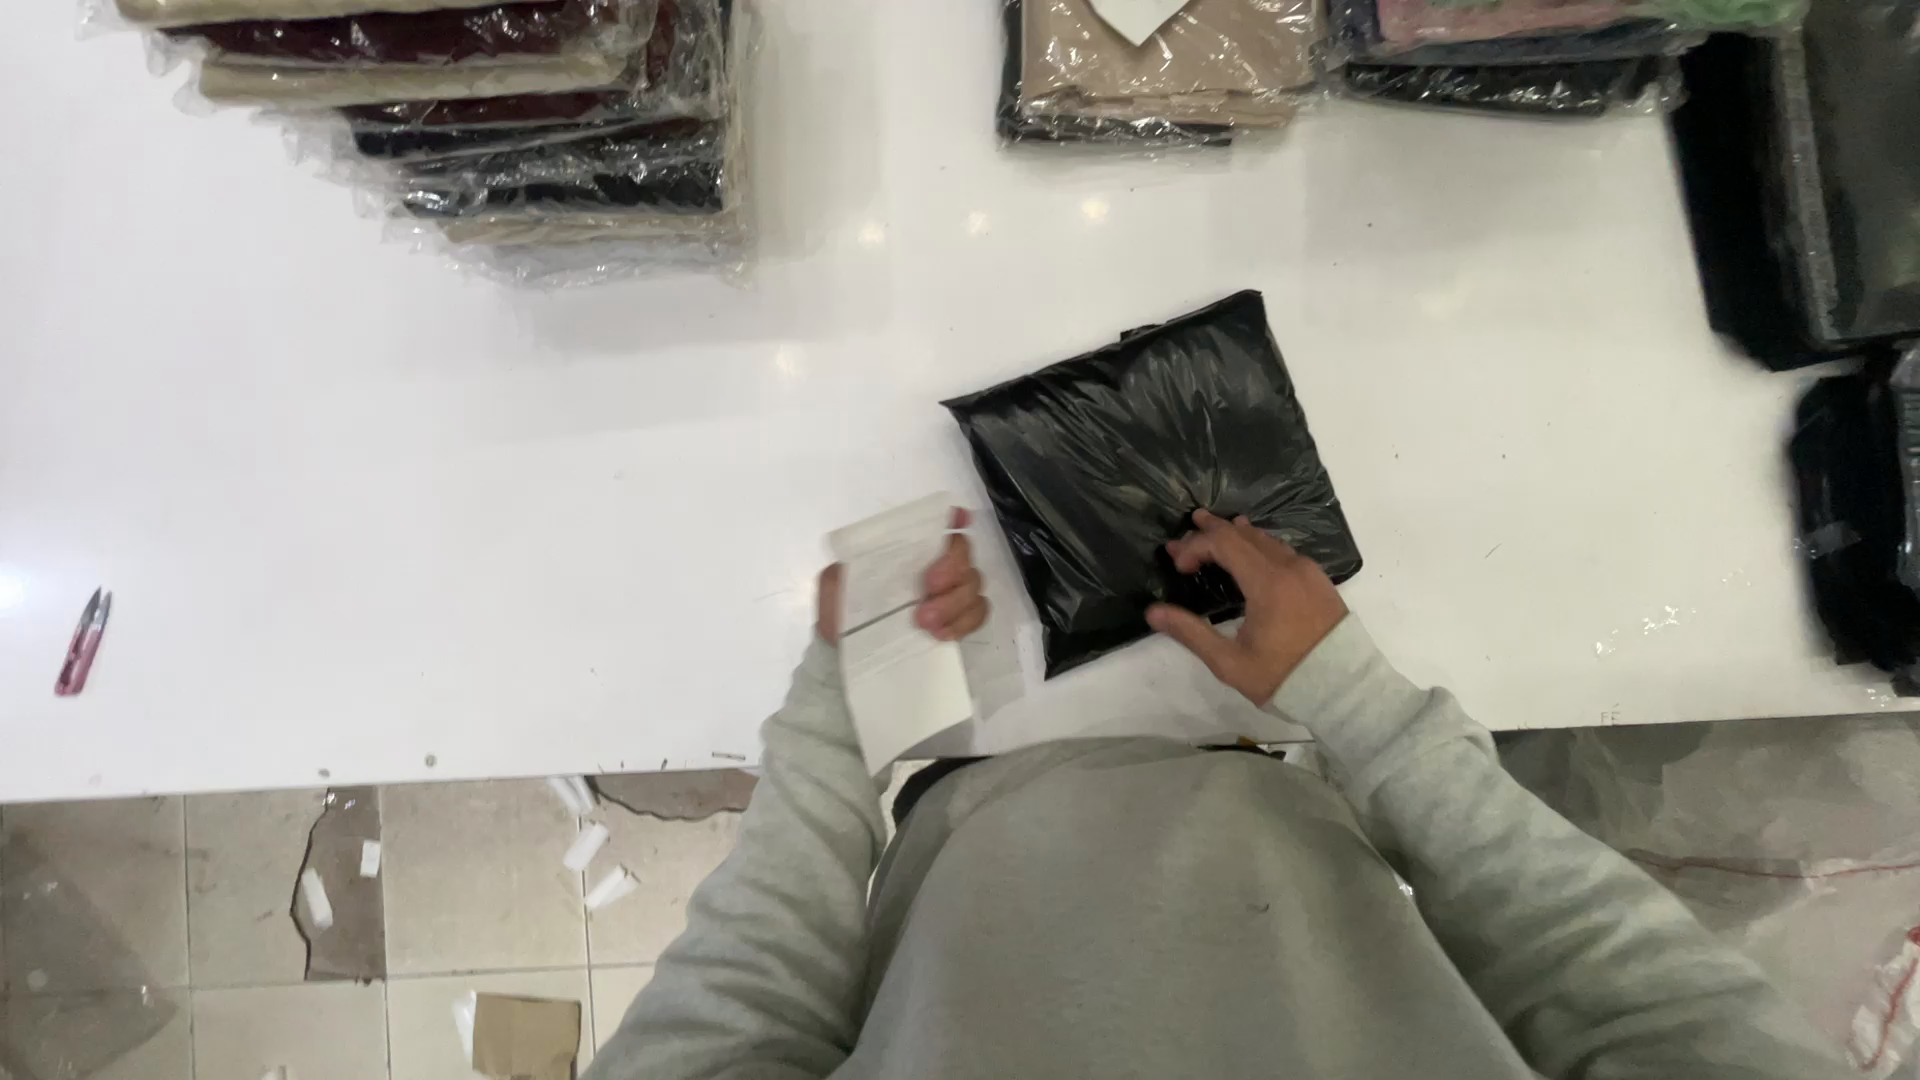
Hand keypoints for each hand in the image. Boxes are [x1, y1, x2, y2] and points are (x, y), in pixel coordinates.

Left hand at [816, 508, 988, 645]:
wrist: (850, 660)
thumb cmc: (843, 615)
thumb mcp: (835, 587)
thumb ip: (844, 570)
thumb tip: (857, 561)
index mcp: (904, 550)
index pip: (934, 524)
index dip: (951, 518)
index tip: (960, 521)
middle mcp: (932, 565)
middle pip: (963, 552)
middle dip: (952, 568)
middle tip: (929, 588)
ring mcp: (949, 593)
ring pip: (973, 583)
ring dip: (954, 602)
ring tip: (926, 623)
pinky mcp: (957, 620)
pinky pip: (978, 613)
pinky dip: (964, 622)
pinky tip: (942, 634)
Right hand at [1146, 509, 1346, 703]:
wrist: (1346, 692)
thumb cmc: (1284, 677)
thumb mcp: (1229, 662)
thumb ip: (1190, 632)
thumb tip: (1153, 612)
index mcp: (1268, 582)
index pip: (1223, 543)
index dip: (1194, 546)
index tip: (1177, 567)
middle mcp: (1290, 567)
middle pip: (1243, 534)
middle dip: (1209, 532)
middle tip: (1184, 533)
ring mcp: (1309, 572)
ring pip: (1266, 539)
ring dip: (1235, 536)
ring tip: (1212, 532)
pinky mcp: (1320, 581)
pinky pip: (1283, 550)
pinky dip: (1258, 545)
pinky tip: (1250, 552)